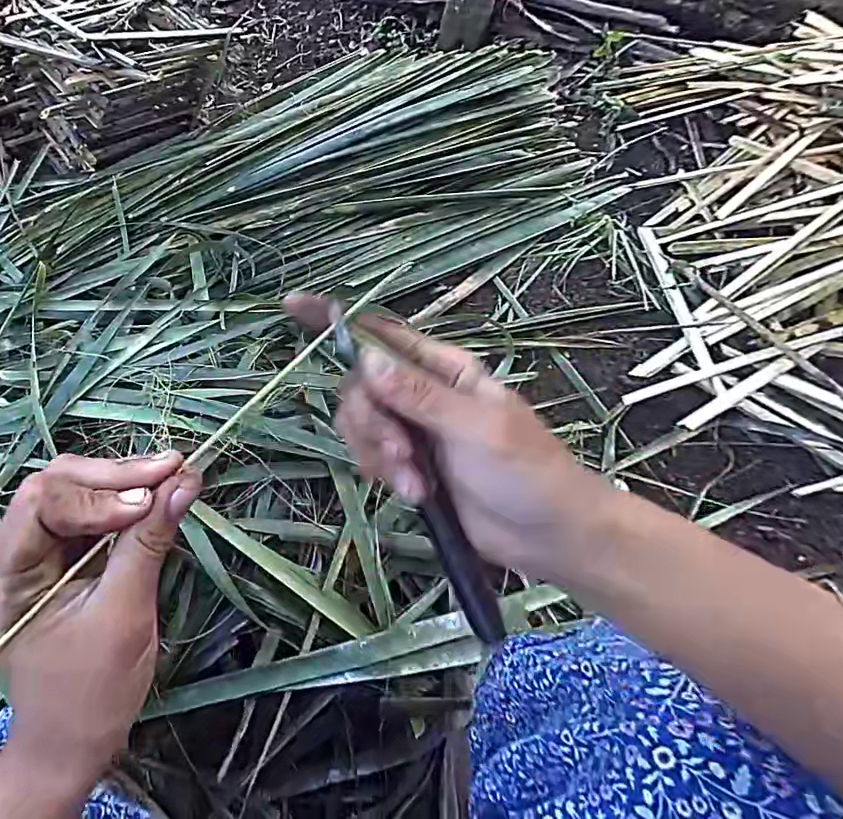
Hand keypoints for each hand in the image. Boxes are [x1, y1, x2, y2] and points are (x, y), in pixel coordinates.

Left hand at [0, 451, 200, 813]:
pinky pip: (87, 509)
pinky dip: (123, 499)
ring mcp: (31, 549)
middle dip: (115, 476)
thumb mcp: (124, 615)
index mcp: (5, 574)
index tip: (151, 500)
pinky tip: (154, 494)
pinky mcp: (56, 552)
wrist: (72, 743)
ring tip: (171, 475)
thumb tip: (184, 482)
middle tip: (172, 468)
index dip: (98, 493)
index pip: (43, 502)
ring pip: (74, 488)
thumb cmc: (91, 692)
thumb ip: (148, 543)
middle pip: (58, 484)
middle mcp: (8, 551)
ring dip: (123, 480)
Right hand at [286, 294, 613, 582]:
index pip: (379, 332)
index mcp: (441, 367)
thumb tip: (366, 360)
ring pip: (359, 423)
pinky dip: (384, 475)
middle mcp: (418, 391)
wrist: (549, 537)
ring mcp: (410, 428)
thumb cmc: (528, 471)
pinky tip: (417, 495)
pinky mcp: (406, 464)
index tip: (293, 305)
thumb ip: (419, 396)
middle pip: (359, 386)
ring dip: (379, 455)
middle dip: (371, 421)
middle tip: (400, 452)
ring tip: (417, 484)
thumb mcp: (477, 428)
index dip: (336, 318)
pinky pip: (369, 457)